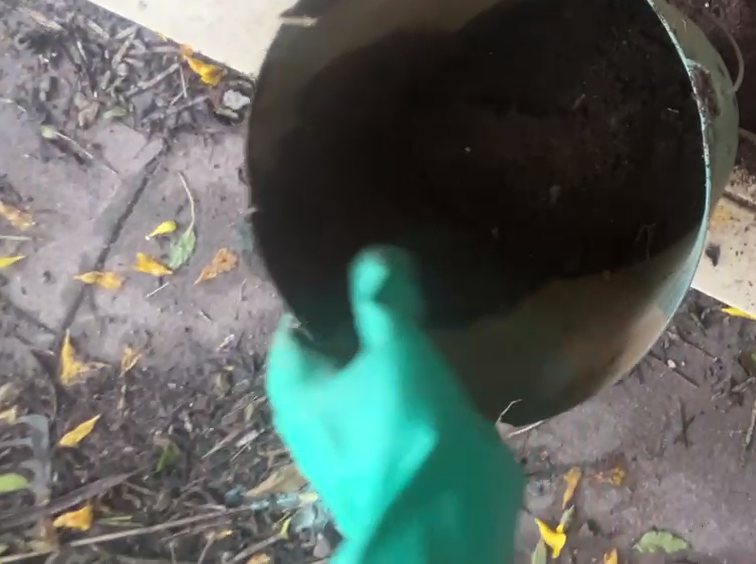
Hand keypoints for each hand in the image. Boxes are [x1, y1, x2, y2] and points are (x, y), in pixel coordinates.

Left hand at [266, 248, 523, 563]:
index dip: (320, 297)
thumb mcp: (393, 349)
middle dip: (368, 319)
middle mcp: (323, 417)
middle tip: (411, 276)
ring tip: (441, 306)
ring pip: (378, 376)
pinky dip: (427, 371)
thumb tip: (374, 250)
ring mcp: (366, 436)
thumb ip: (382, 299)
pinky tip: (461, 350)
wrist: (444, 504)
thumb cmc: (402, 423)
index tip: (362, 262)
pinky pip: (411, 396)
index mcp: (301, 395)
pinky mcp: (409, 445)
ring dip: (402, 346)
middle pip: (338, 355)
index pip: (294, 334)